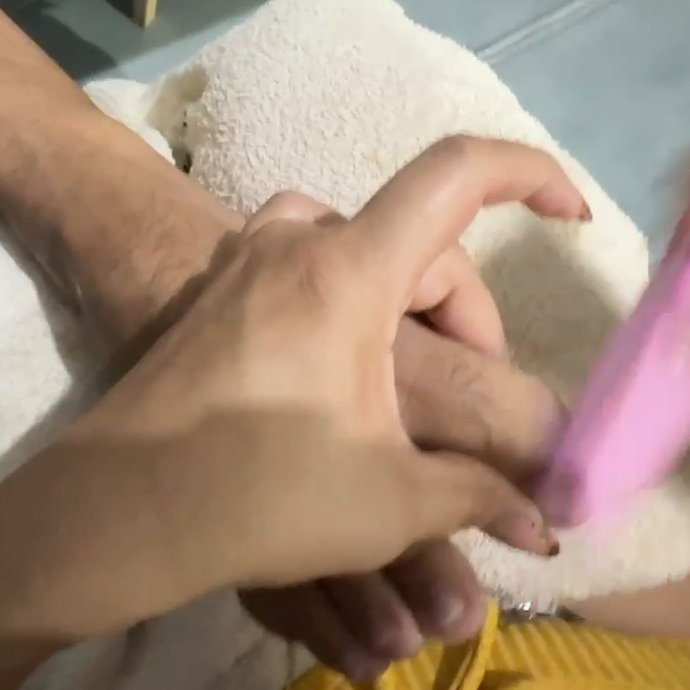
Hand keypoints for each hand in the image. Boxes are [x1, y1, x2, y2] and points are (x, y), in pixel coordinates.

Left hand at [50, 138, 577, 628]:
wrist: (119, 507)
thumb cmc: (260, 493)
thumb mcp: (390, 500)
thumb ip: (481, 493)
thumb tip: (543, 515)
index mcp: (346, 267)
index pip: (455, 174)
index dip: (528, 174)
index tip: (570, 213)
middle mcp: (294, 240)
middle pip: (415, 241)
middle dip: (464, 320)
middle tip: (469, 415)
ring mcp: (245, 260)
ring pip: (360, 254)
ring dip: (403, 310)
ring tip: (404, 395)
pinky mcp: (216, 291)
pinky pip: (307, 269)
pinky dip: (348, 307)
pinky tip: (338, 380)